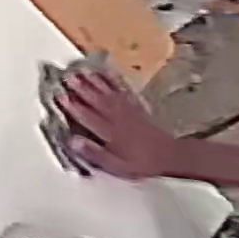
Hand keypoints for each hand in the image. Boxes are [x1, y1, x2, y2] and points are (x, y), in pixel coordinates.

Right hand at [57, 68, 180, 179]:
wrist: (179, 158)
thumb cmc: (142, 163)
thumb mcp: (118, 166)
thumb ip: (95, 154)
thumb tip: (72, 141)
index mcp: (113, 134)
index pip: (89, 118)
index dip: (74, 107)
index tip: (59, 95)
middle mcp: (121, 121)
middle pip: (100, 103)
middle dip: (84, 89)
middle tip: (68, 76)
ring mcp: (131, 113)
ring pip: (112, 95)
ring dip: (97, 83)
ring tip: (83, 71)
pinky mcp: (138, 109)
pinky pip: (126, 94)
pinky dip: (117, 83)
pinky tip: (108, 74)